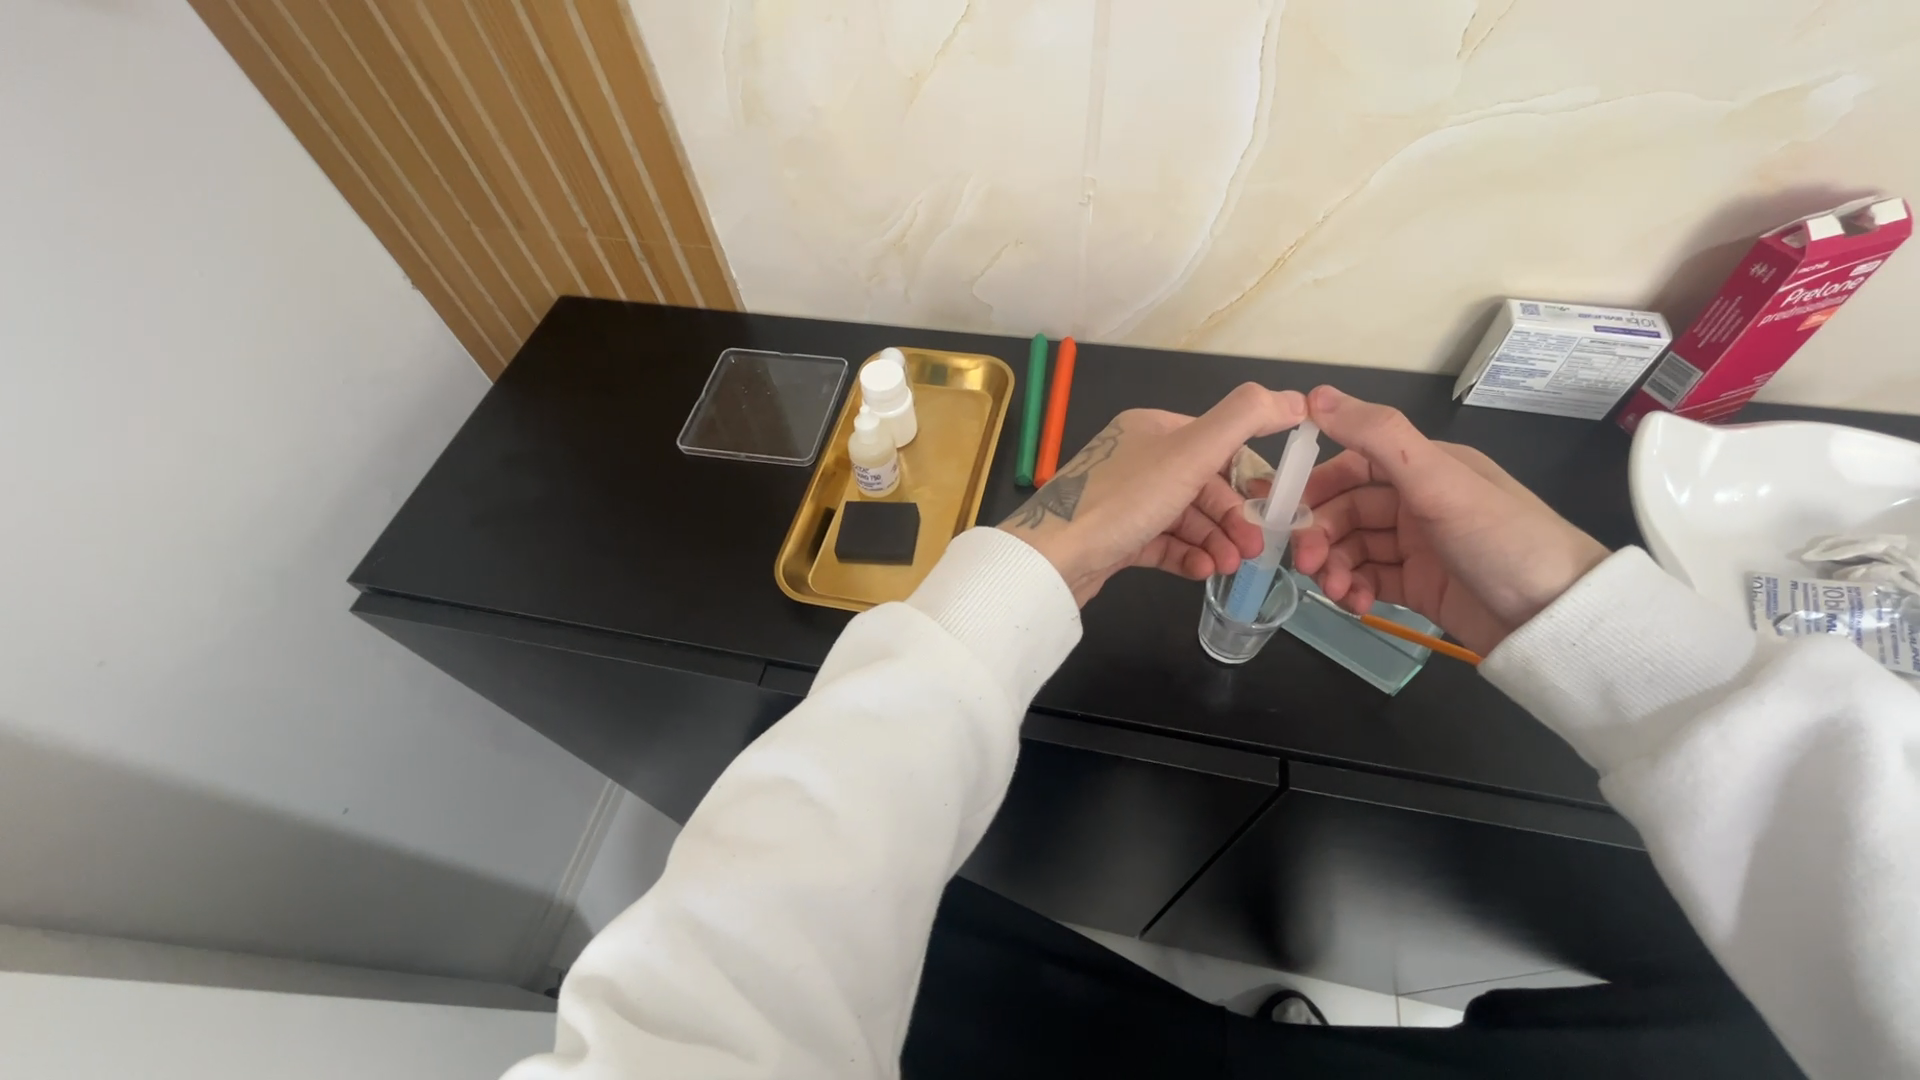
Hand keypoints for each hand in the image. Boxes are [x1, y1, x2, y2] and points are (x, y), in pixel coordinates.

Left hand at [999, 384, 1308, 605]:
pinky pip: (1162, 544)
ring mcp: (1124, 501)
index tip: (1275, 509)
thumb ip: (1245, 419)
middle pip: (1202, 487)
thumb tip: (1297, 397)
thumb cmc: (1124, 498)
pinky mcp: (1115, 538)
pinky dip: (1186, 556)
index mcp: (1152, 429)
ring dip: (1214, 541)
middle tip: (1255, 549)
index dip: (1249, 477)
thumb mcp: (1191, 451)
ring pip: (1185, 519)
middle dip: (1233, 518)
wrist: (1054, 556)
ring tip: (1230, 567)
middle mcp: (1137, 459)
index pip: (1216, 446)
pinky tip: (1203, 572)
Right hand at [1290, 386, 1609, 653]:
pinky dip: (1354, 590)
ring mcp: (1417, 547)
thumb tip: (1314, 395)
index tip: (1286, 511)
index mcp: (1425, 468)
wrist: (1560, 620)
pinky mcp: (1418, 586)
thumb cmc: (1502, 539)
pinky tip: (1354, 604)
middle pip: (1346, 512)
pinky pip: (1369, 580)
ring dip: (1334, 567)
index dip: (1316, 487)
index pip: (1351, 466)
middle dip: (1320, 536)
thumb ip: (1377, 436)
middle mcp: (1418, 503)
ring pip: (1353, 548)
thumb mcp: (1438, 482)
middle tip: (1308, 563)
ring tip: (1335, 591)